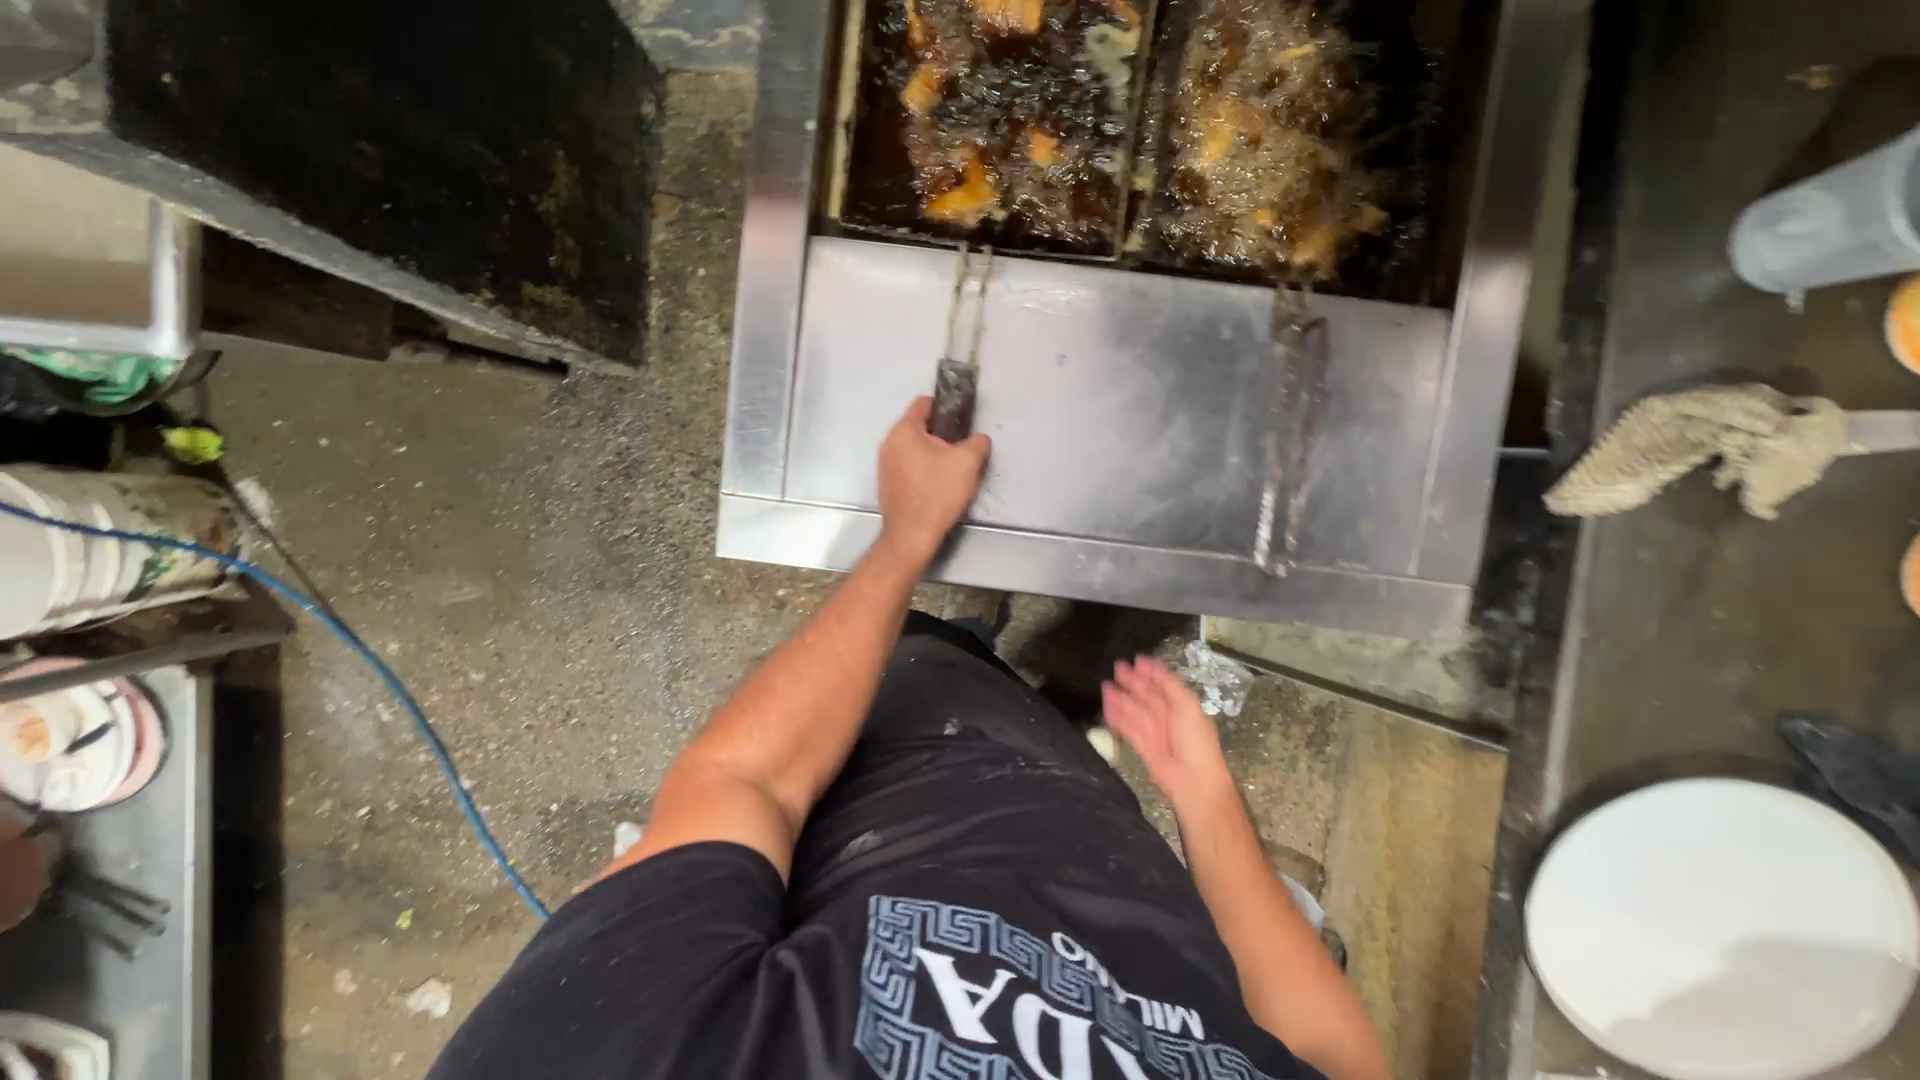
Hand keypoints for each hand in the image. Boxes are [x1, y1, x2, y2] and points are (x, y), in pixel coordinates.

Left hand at [876, 396, 990, 564]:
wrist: (912, 536)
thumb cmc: (938, 493)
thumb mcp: (969, 462)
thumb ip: (977, 442)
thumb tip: (978, 440)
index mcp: (904, 430)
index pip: (924, 403)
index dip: (946, 407)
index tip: (962, 422)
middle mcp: (888, 443)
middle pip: (920, 428)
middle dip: (942, 436)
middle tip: (961, 454)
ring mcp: (884, 466)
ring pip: (915, 450)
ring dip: (933, 456)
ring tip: (952, 474)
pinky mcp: (887, 485)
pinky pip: (909, 468)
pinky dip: (923, 472)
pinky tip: (937, 488)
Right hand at [1102, 656, 1233, 808]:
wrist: (1193, 779)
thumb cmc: (1194, 739)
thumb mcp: (1187, 705)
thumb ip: (1169, 685)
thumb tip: (1152, 667)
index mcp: (1181, 705)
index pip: (1162, 684)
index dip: (1150, 672)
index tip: (1136, 659)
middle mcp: (1167, 716)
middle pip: (1146, 695)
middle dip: (1132, 681)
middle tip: (1116, 667)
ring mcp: (1154, 731)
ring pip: (1134, 710)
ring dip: (1120, 698)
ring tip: (1105, 686)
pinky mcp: (1142, 745)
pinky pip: (1127, 727)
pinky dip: (1117, 717)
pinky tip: (1107, 708)